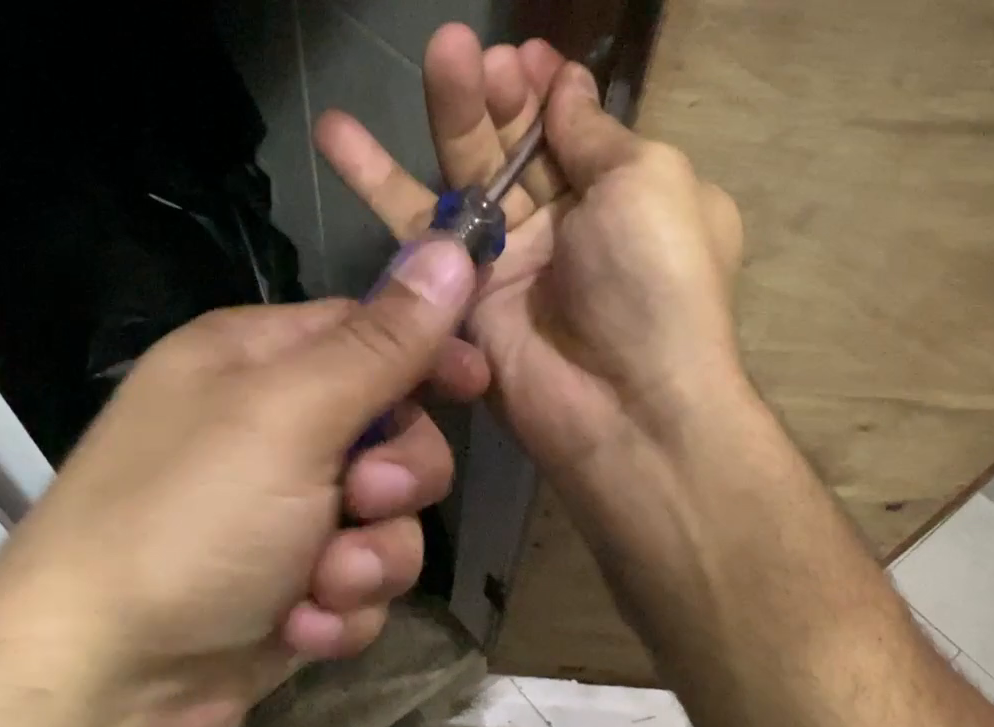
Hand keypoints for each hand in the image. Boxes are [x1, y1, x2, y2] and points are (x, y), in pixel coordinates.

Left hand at [0, 241, 482, 726]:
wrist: (106, 677)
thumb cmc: (190, 522)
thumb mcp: (289, 417)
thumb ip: (381, 345)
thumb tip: (452, 246)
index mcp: (255, 363)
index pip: (369, 332)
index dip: (428, 355)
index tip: (477, 384)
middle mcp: (270, 432)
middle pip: (394, 435)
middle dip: (397, 480)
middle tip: (364, 502)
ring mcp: (283, 517)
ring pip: (388, 524)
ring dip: (369, 561)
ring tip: (322, 587)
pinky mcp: (294, 590)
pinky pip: (361, 587)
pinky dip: (340, 611)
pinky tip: (299, 629)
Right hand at [315, 26, 748, 490]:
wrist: (624, 406)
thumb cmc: (655, 283)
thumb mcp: (650, 182)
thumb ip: (598, 134)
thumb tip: (568, 89)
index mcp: (624, 195)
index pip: (572, 127)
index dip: (546, 88)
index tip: (524, 55)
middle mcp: (567, 226)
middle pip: (516, 146)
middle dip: (494, 96)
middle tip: (465, 52)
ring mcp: (511, 263)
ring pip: (465, 179)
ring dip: (445, 117)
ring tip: (431, 58)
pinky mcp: (462, 298)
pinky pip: (416, 235)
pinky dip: (378, 186)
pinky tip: (338, 136)